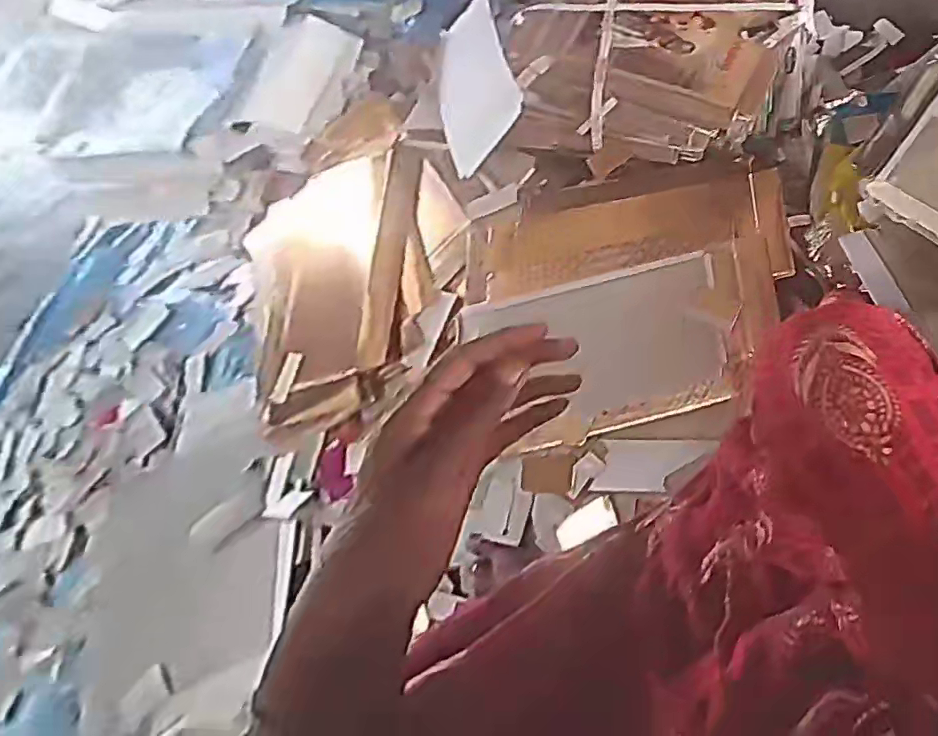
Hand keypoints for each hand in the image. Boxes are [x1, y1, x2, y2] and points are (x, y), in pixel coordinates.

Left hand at [348, 325, 579, 596]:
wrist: (364, 605)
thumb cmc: (395, 539)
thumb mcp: (441, 472)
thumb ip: (477, 416)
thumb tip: (513, 365)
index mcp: (415, 419)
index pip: (464, 364)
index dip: (505, 342)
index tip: (546, 332)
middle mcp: (429, 426)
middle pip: (482, 379)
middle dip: (526, 360)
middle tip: (569, 350)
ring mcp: (443, 450)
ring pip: (494, 404)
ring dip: (532, 388)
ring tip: (573, 381)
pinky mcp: (456, 472)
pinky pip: (497, 432)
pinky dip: (526, 418)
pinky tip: (553, 413)